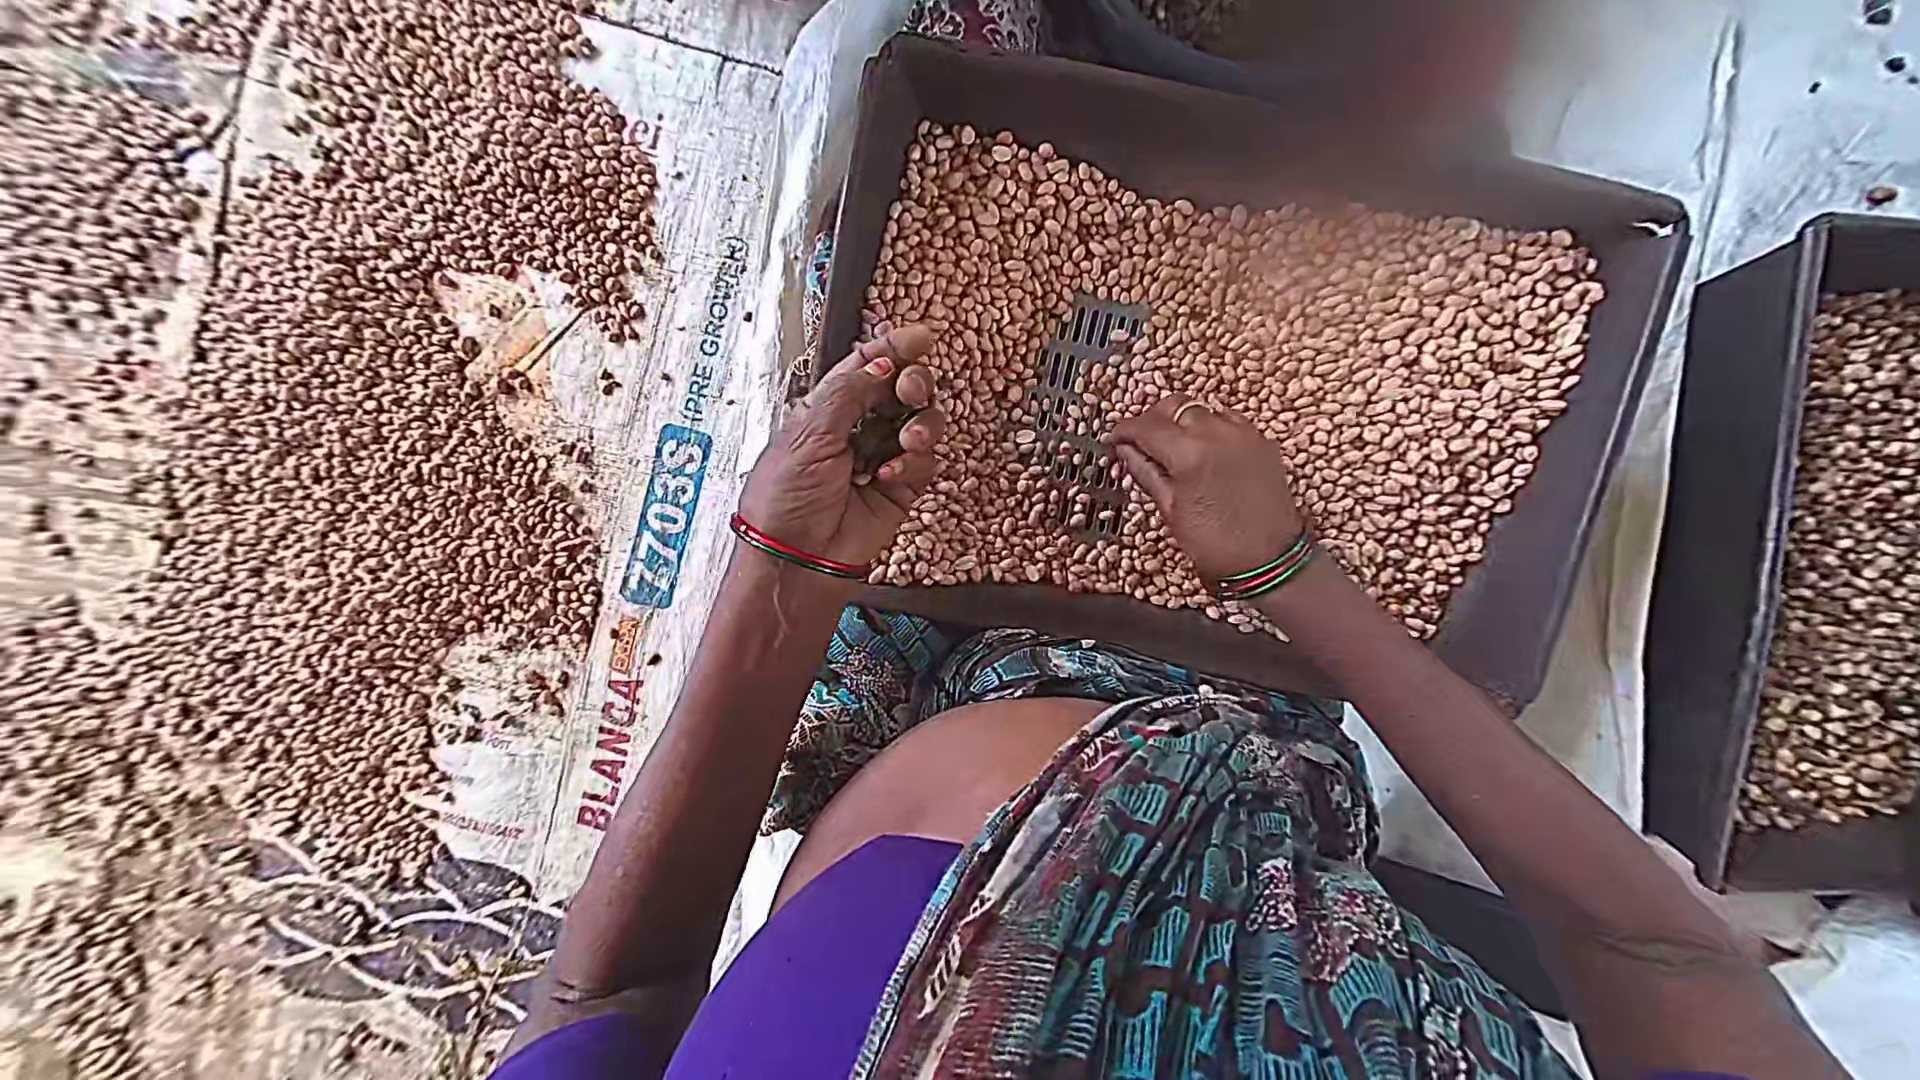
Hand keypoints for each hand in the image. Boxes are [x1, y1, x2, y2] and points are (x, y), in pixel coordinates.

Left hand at [738, 325, 945, 568]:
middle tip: (909, 391)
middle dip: (914, 383)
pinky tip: (890, 474)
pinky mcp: (902, 486)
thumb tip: (882, 362)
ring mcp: (883, 456)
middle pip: (903, 389)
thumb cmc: (786, 496)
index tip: (922, 336)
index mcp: (830, 407)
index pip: (868, 365)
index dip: (894, 347)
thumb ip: (848, 393)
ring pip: (923, 422)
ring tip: (907, 441)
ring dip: (921, 424)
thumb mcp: (807, 433)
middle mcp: (860, 427)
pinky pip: (925, 461)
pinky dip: (914, 462)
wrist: (797, 557)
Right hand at [1110, 394, 1304, 580]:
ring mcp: (1243, 434)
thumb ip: (1146, 472)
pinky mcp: (1260, 441)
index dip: (1124, 431)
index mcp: (1189, 454)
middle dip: (1151, 420)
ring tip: (1169, 446)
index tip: (1115, 440)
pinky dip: (1208, 426)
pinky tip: (1200, 448)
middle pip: (1173, 406)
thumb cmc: (1216, 543)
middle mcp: (1218, 434)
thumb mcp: (1170, 509)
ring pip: (1201, 409)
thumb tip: (1126, 452)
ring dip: (1180, 421)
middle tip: (1139, 441)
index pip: (1145, 426)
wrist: (1269, 559)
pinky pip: (1227, 419)